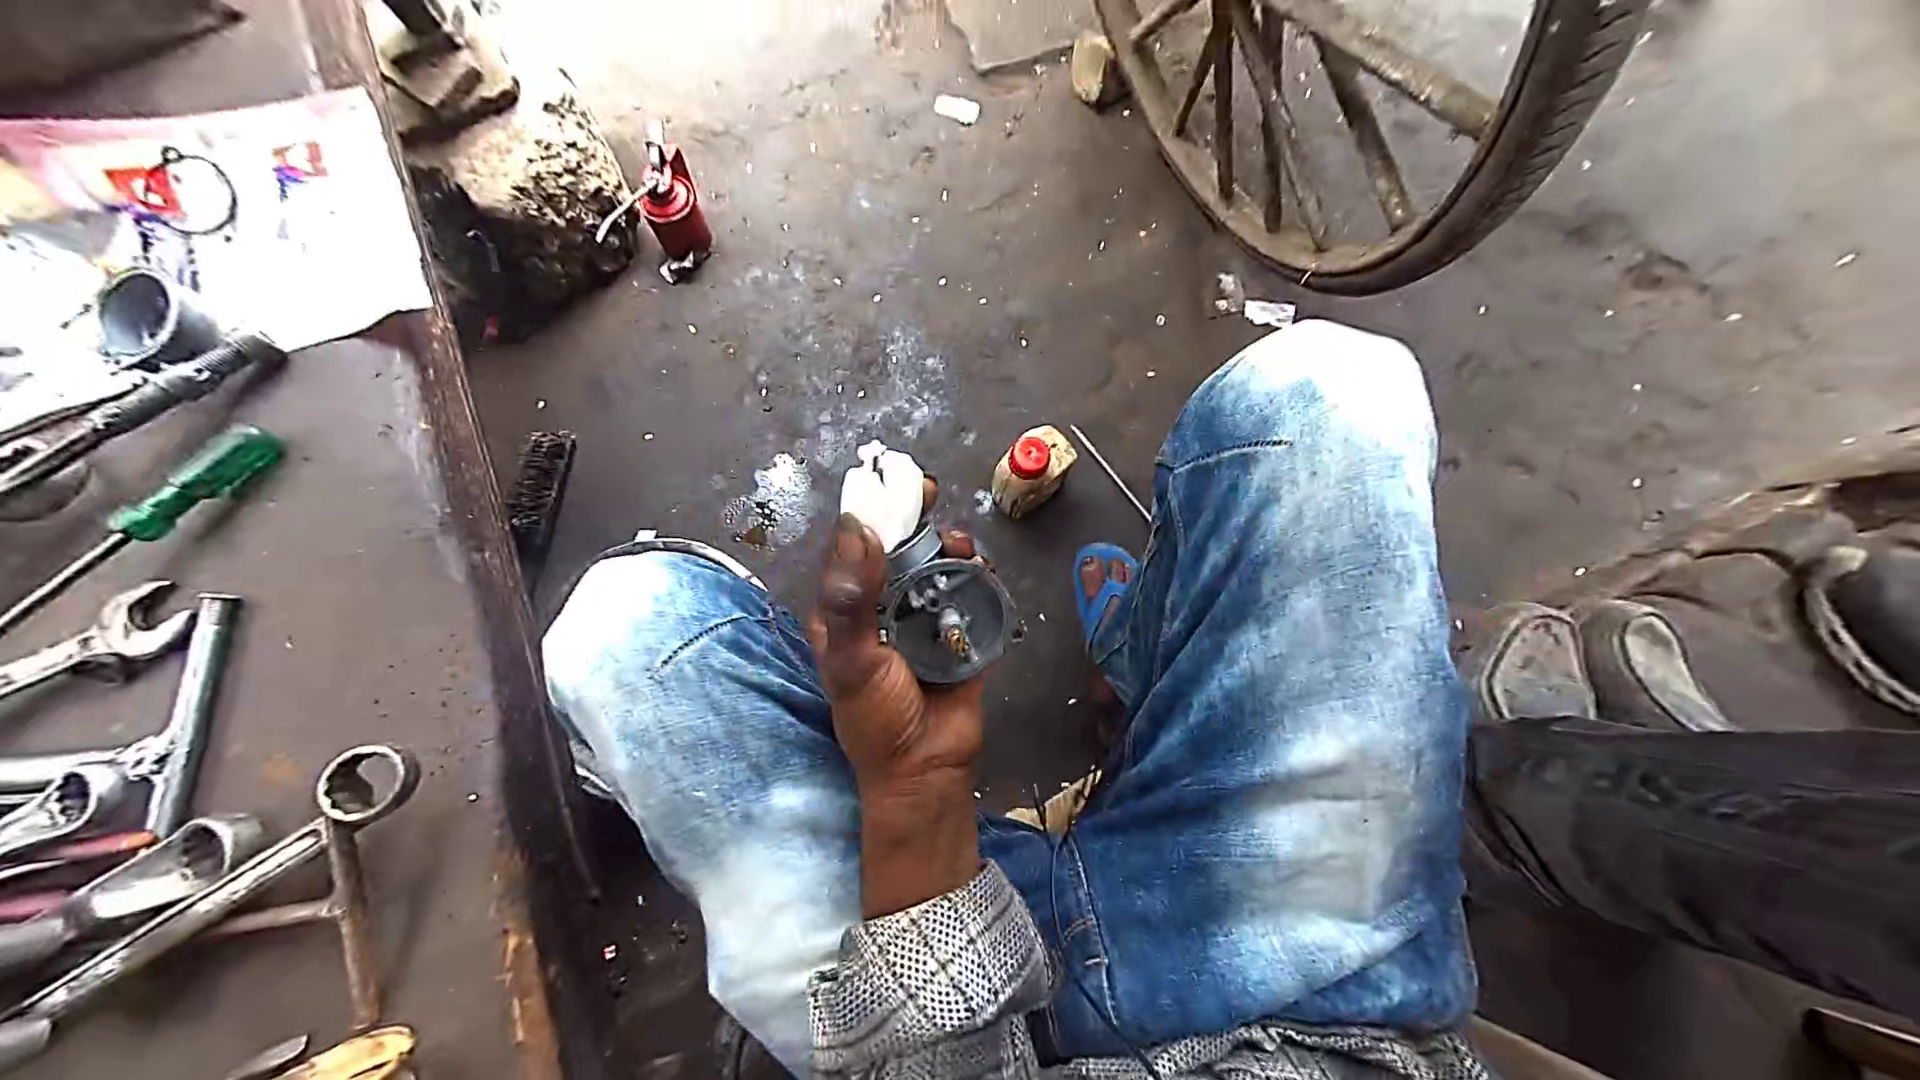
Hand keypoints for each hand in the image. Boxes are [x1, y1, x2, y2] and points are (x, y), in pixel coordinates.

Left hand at [811, 497, 985, 915]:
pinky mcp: (957, 627)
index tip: (888, 483)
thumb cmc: (877, 719)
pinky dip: (974, 573)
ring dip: (947, 545)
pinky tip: (978, 567)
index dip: (868, 512)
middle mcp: (882, 605)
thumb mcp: (851, 660)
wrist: (927, 768)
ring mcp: (921, 615)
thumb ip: (851, 598)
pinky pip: (966, 590)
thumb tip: (856, 527)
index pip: (850, 549)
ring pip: (934, 563)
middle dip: (913, 520)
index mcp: (844, 610)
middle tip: (930, 496)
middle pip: (896, 548)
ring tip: (959, 546)